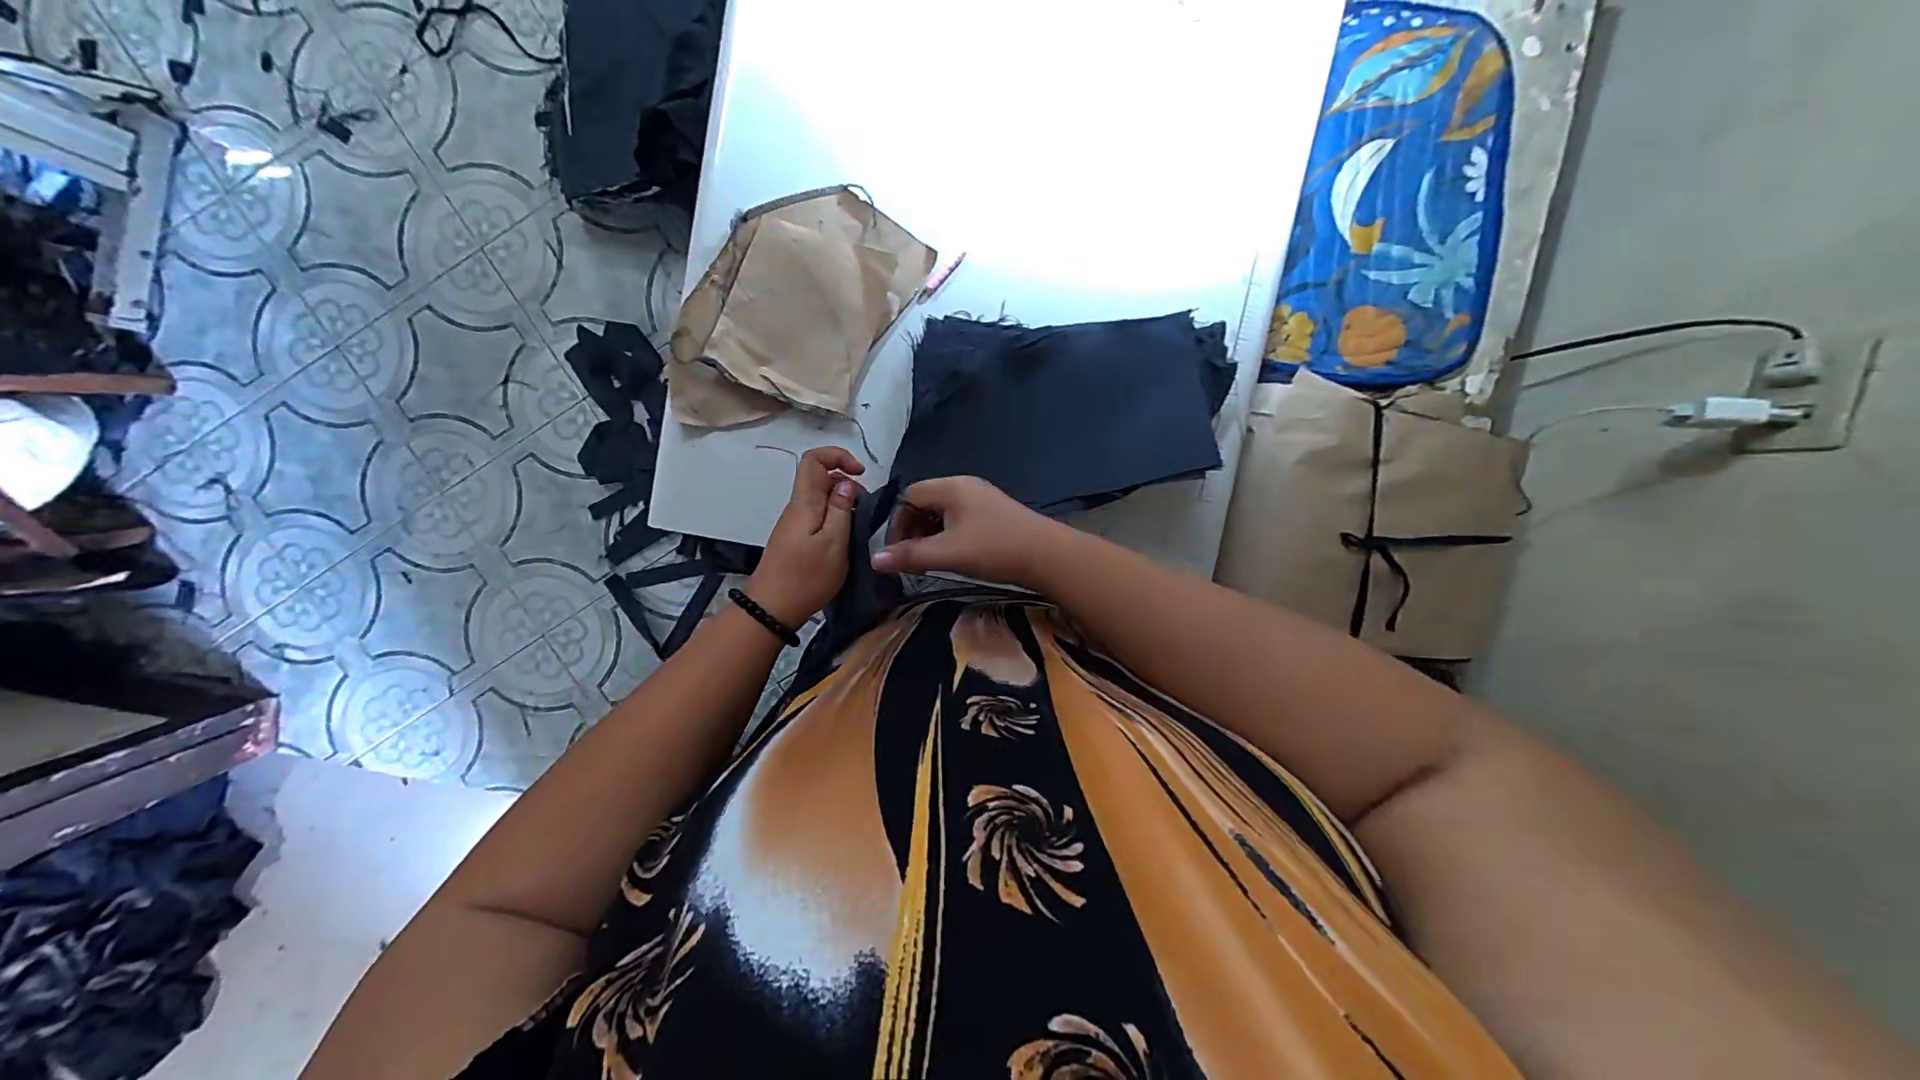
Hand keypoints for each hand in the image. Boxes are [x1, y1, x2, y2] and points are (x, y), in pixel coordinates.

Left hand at [744, 447, 863, 626]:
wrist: (772, 610)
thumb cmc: (806, 577)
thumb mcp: (834, 544)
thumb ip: (841, 510)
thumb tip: (846, 483)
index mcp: (804, 502)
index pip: (813, 459)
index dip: (838, 456)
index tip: (861, 474)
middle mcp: (796, 507)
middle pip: (819, 477)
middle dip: (846, 483)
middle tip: (864, 508)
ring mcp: (793, 524)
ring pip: (820, 498)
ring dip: (842, 503)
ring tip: (857, 527)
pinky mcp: (795, 539)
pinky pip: (817, 516)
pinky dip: (834, 519)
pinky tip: (844, 540)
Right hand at [871, 476, 1063, 587]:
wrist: (1048, 556)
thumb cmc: (995, 549)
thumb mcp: (947, 554)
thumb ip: (909, 556)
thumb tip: (874, 559)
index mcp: (951, 487)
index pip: (908, 495)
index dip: (896, 522)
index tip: (896, 550)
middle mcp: (965, 486)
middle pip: (924, 502)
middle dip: (912, 530)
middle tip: (911, 558)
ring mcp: (982, 499)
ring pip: (942, 513)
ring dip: (931, 535)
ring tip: (930, 560)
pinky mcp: (994, 514)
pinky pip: (960, 519)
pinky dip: (949, 536)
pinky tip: (954, 557)